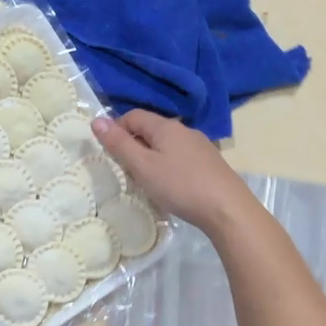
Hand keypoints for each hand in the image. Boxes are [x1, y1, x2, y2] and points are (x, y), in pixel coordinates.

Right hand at [92, 110, 250, 228]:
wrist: (228, 210)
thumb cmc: (180, 185)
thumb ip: (119, 143)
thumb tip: (96, 120)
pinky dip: (168, 167)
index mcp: (166, 127)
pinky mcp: (210, 164)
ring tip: (147, 181)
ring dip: (151, 158)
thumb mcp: (142, 166)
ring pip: (166, 145)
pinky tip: (171, 187)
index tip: (111, 154)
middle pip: (150, 130)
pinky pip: (180, 157)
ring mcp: (201, 147)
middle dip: (134, 146)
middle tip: (127, 171)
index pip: (132, 116)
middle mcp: (185, 130)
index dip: (116, 130)